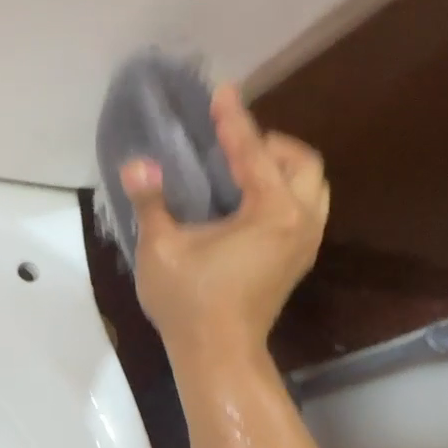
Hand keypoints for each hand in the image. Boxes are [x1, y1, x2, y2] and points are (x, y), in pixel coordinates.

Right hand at [120, 84, 329, 360]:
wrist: (217, 352)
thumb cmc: (188, 301)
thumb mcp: (160, 249)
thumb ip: (151, 203)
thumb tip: (137, 165)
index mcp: (271, 211)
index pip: (253, 153)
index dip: (234, 123)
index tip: (223, 95)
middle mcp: (300, 220)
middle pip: (301, 163)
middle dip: (270, 145)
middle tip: (234, 142)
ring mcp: (304, 242)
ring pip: (310, 186)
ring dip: (283, 169)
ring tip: (247, 169)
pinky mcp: (297, 260)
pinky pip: (304, 209)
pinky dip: (284, 193)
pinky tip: (251, 204)